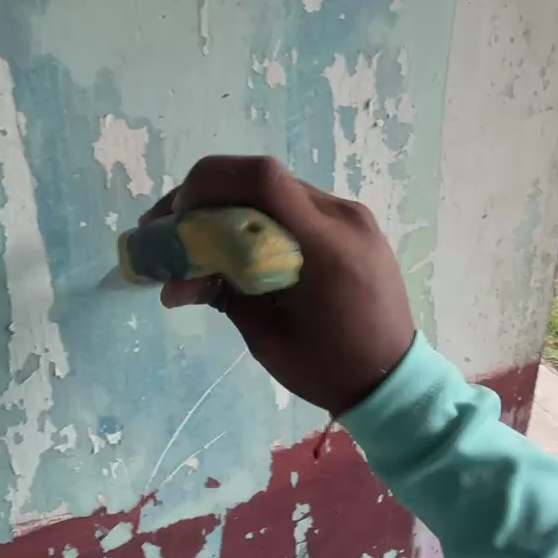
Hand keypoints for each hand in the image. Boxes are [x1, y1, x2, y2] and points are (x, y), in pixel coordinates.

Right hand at [146, 156, 416, 415]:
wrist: (392, 378)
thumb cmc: (329, 368)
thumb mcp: (266, 337)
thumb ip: (221, 295)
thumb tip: (170, 283)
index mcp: (325, 245)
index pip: (261, 179)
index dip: (207, 185)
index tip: (176, 218)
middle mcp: (341, 216)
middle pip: (261, 178)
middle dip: (205, 196)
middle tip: (165, 227)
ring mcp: (350, 216)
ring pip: (275, 190)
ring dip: (228, 204)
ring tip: (190, 234)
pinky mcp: (349, 225)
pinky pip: (293, 206)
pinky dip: (255, 215)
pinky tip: (230, 238)